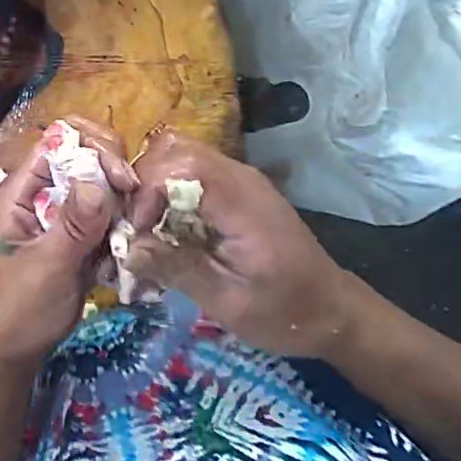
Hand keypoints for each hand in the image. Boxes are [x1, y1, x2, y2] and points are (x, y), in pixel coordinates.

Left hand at [0, 116, 137, 367]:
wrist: (14, 350)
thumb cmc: (19, 306)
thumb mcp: (46, 265)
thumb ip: (73, 225)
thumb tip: (100, 182)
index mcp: (25, 188)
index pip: (60, 140)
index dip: (94, 148)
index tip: (123, 180)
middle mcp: (45, 191)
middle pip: (87, 155)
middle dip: (114, 172)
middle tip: (134, 201)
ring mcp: (65, 212)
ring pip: (103, 183)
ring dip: (123, 200)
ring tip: (134, 226)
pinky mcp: (82, 233)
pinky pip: (110, 212)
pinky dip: (123, 221)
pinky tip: (129, 243)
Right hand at [123, 131, 359, 357]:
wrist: (331, 309)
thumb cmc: (283, 311)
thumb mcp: (227, 302)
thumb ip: (177, 269)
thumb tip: (128, 251)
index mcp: (242, 203)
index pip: (181, 166)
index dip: (148, 191)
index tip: (137, 231)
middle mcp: (240, 177)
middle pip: (177, 149)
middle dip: (145, 183)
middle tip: (135, 226)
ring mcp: (240, 178)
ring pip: (182, 153)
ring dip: (155, 183)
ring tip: (147, 225)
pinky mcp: (237, 187)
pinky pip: (193, 170)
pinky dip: (170, 188)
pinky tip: (167, 224)